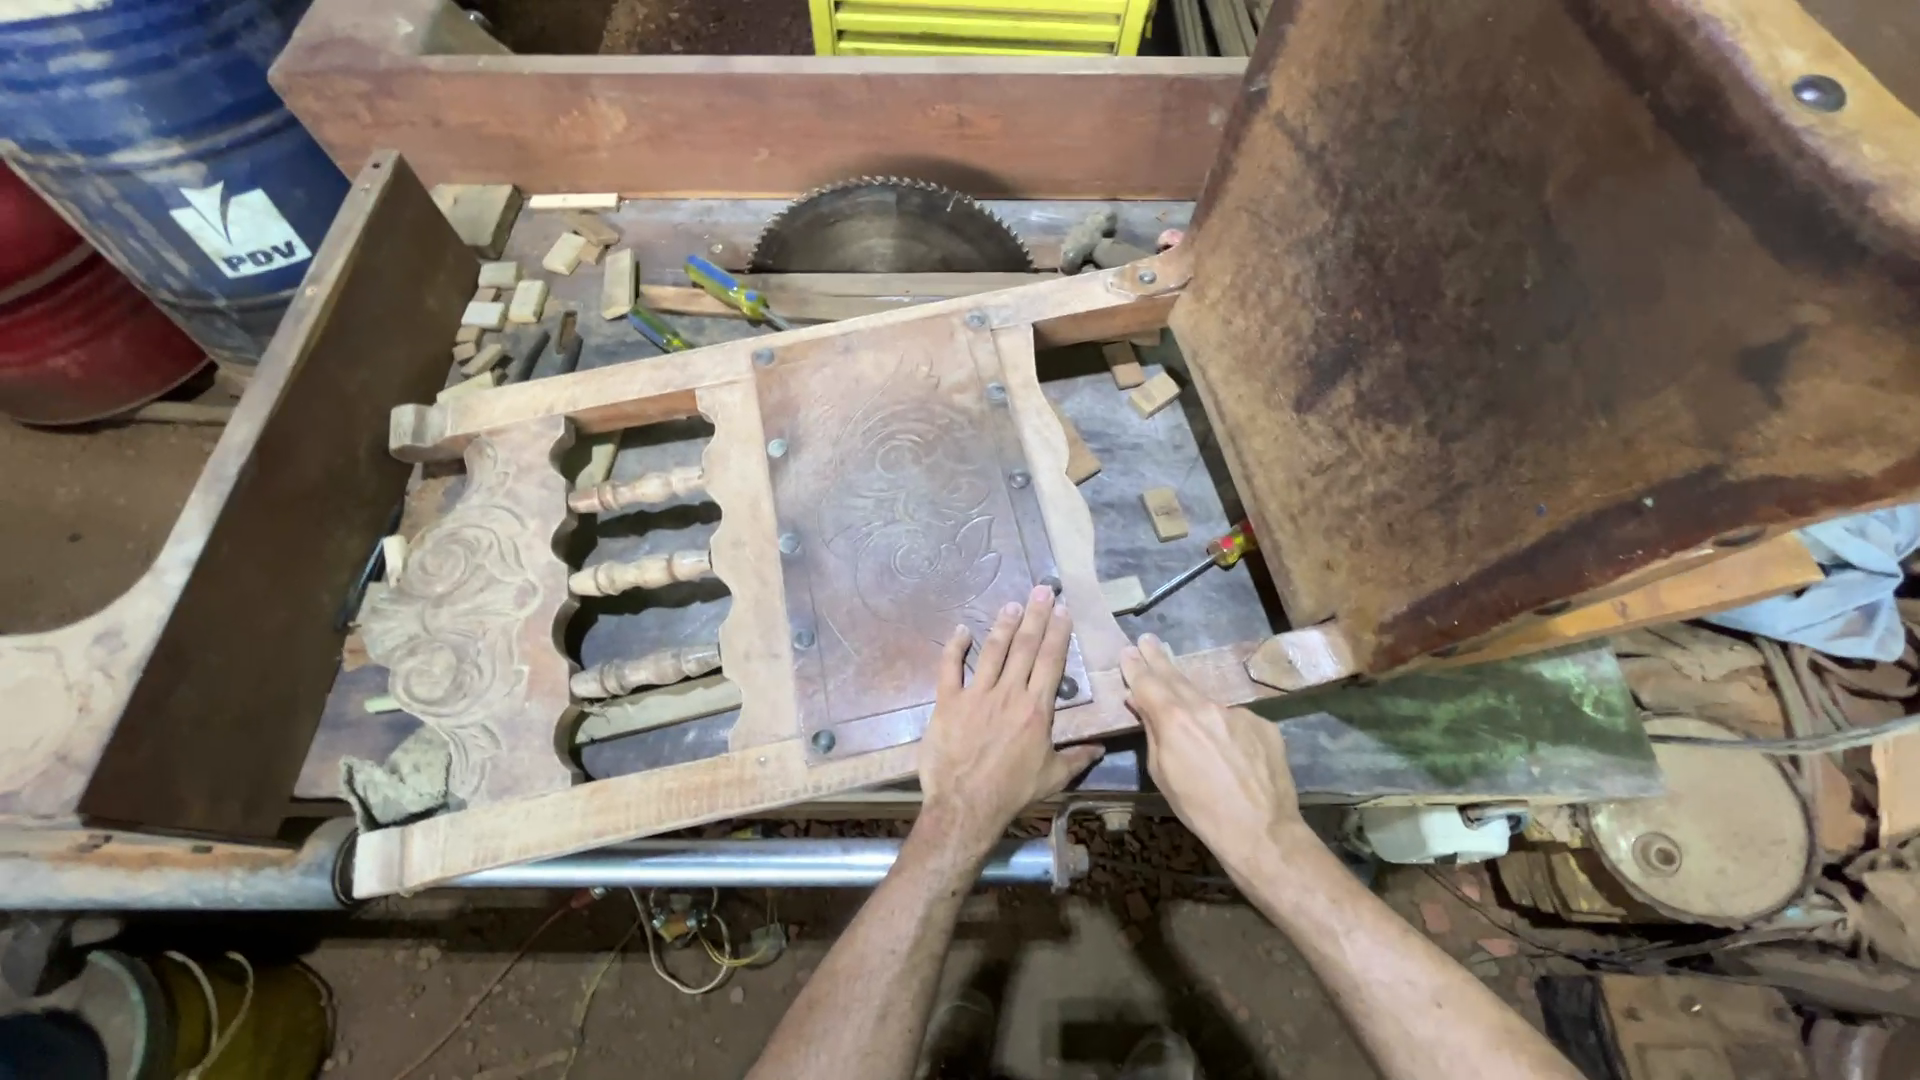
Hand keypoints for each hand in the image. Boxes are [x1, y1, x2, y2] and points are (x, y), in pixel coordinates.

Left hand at [918, 585, 1105, 857]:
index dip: (1058, 632)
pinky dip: (954, 647)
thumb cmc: (1013, 793)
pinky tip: (961, 629)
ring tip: (1013, 604)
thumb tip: (1101, 748)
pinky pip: (949, 668)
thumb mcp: (1053, 777)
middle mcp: (1008, 693)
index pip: (1051, 661)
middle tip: (1042, 590)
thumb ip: (1077, 758)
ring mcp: (976, 695)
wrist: (966, 806)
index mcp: (1036, 708)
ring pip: (992, 650)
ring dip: (1004, 625)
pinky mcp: (947, 702)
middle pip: (1025, 646)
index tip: (1062, 609)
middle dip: (1036, 616)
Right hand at [1121, 633, 1305, 876]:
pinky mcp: (1264, 724)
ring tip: (1190, 717)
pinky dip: (1227, 729)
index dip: (1135, 667)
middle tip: (1148, 640)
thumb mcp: (1162, 774)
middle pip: (1176, 677)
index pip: (1148, 682)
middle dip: (1159, 659)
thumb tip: (1142, 704)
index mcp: (1174, 719)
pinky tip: (1230, 754)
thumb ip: (1152, 732)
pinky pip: (1236, 720)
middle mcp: (1206, 706)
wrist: (1261, 830)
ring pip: (1209, 702)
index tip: (1128, 651)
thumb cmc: (1199, 809)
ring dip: (1195, 703)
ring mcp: (1238, 712)